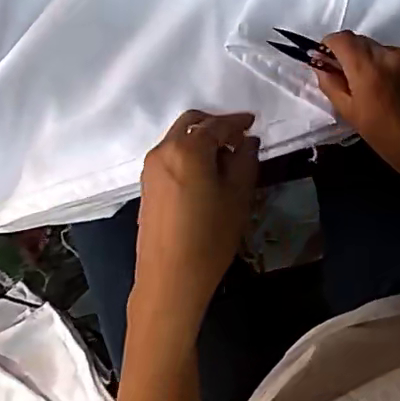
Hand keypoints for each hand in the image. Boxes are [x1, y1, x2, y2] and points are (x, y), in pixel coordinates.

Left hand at [132, 110, 261, 323]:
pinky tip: (204, 175)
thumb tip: (247, 143)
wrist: (170, 278)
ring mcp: (150, 168)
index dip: (238, 122)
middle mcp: (163, 151)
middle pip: (190, 124)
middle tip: (238, 138)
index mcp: (187, 149)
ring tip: (224, 159)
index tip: (252, 123)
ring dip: (200, 140)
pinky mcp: (146, 186)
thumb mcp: (238, 196)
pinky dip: (188, 155)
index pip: (216, 125)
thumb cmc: (210, 237)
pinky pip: (169, 157)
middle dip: (215, 126)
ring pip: (177, 140)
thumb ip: (246, 161)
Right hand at [314, 32, 399, 198]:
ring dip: (382, 63)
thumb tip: (321, 63)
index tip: (331, 59)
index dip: (332, 46)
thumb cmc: (385, 136)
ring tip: (390, 90)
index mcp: (367, 69)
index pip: (342, 39)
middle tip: (361, 83)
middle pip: (364, 43)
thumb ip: (331, 83)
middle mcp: (392, 54)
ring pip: (387, 50)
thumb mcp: (349, 112)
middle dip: (358, 58)